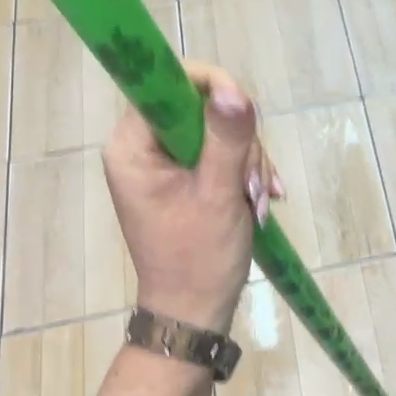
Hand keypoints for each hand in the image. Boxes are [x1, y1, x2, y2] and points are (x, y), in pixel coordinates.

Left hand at [103, 62, 280, 335]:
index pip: (168, 83)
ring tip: (263, 200)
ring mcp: (163, 162)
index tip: (245, 113)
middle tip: (258, 184)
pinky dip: (245, 172)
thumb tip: (234, 90)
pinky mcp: (183, 177)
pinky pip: (220, 152)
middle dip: (240, 140)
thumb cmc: (199, 258)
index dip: (212, 86)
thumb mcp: (219, 195)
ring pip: (217, 130)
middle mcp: (141, 146)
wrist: (195, 312)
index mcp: (132, 145)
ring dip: (249, 161)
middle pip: (201, 106)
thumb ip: (226, 139)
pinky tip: (263, 199)